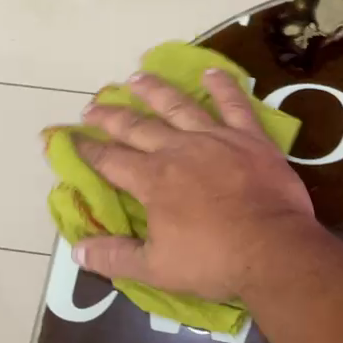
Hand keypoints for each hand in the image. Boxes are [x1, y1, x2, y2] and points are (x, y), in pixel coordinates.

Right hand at [73, 68, 318, 299]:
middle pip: (137, 127)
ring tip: (136, 78)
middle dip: (111, 116)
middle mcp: (178, 150)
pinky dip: (222, 86)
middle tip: (92, 106)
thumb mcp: (156, 269)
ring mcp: (216, 139)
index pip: (110, 160)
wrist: (273, 251)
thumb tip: (77, 253)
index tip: (69, 138)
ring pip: (178, 106)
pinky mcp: (250, 139)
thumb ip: (115, 257)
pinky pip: (234, 105)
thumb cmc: (213, 263)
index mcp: (152, 180)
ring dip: (154, 90)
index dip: (87, 149)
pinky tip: (210, 73)